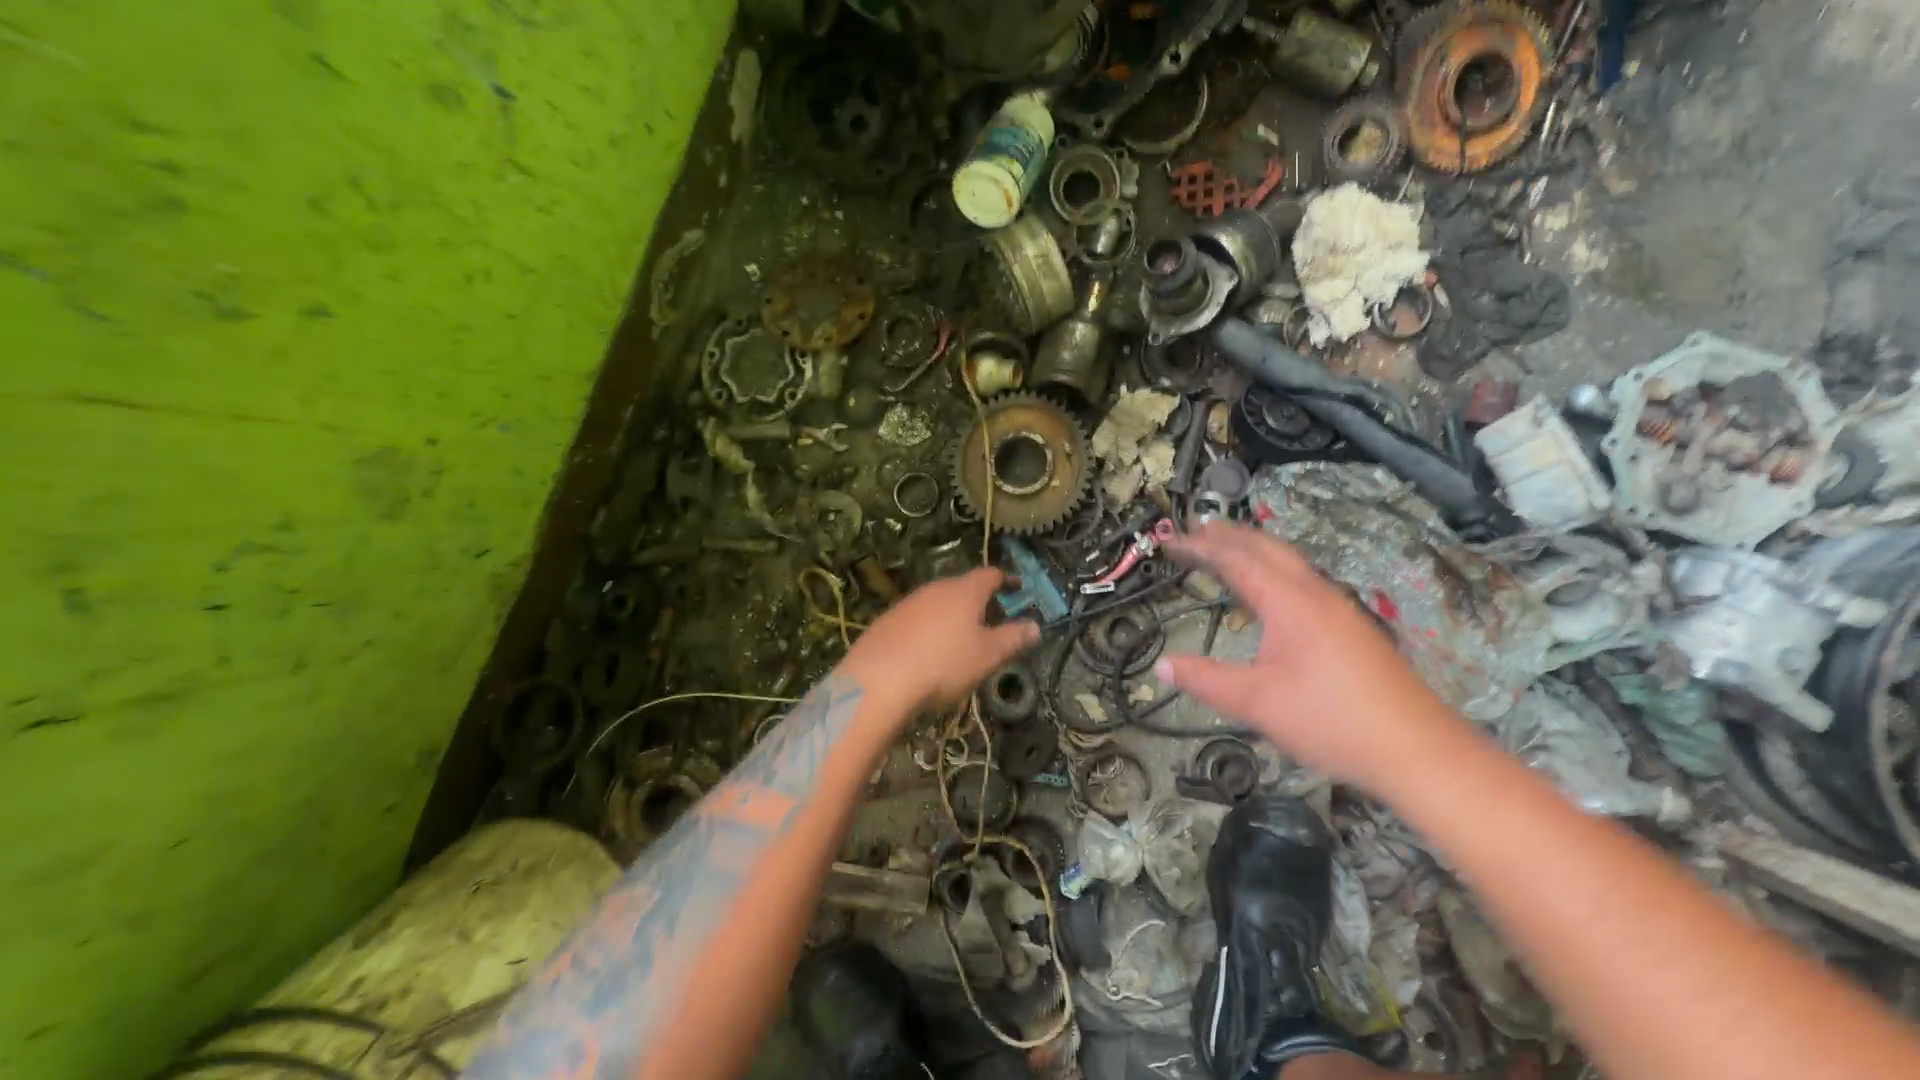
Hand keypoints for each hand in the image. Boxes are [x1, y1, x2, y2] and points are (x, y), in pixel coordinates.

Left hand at [841, 568, 1040, 714]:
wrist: (878, 680)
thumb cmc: (943, 664)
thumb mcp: (987, 656)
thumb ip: (1013, 639)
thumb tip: (1035, 626)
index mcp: (964, 591)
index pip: (990, 575)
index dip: (1006, 580)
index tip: (1017, 587)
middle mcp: (935, 589)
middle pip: (962, 587)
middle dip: (978, 600)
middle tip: (992, 619)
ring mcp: (907, 604)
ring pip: (937, 603)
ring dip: (951, 615)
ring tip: (961, 638)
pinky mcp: (886, 622)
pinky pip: (916, 620)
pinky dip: (929, 629)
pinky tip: (928, 651)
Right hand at [1155, 522, 1475, 792]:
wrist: (1416, 749)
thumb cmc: (1332, 721)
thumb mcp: (1257, 704)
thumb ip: (1206, 681)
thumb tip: (1161, 667)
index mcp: (1291, 603)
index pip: (1238, 560)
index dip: (1202, 547)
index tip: (1171, 540)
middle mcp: (1317, 595)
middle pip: (1269, 548)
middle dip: (1230, 535)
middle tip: (1196, 529)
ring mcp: (1340, 610)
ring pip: (1291, 564)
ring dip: (1255, 551)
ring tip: (1227, 552)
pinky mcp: (1352, 630)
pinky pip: (1304, 583)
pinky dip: (1274, 572)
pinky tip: (1271, 595)